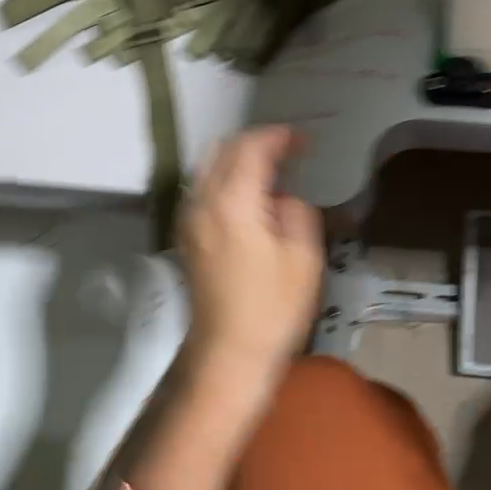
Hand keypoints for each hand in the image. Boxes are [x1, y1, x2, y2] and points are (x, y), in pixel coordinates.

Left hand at [178, 126, 323, 378]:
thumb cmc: (273, 307)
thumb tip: (283, 198)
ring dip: (239, 159)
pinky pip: (203, 189)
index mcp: (233, 202)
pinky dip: (226, 179)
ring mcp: (189, 219)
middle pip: (223, 149)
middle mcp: (202, 202)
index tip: (304, 142)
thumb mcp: (303, 256)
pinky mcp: (186, 236)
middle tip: (289, 152)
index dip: (279, 137)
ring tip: (273, 172)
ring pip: (209, 167)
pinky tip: (250, 198)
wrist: (228, 352)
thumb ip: (296, 211)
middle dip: (257, 142)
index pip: (251, 147)